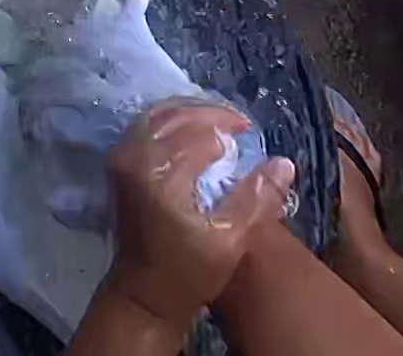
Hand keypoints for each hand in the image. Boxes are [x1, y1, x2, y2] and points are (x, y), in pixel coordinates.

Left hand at [104, 100, 296, 329]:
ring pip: (157, 114)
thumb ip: (256, 199)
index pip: (197, 133)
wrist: (144, 292)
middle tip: (238, 120)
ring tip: (218, 119)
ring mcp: (122, 154)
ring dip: (188, 111)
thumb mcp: (230, 242)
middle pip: (174, 116)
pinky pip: (144, 123)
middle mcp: (135, 155)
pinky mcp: (118, 158)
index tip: (249, 131)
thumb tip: (284, 162)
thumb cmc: (189, 272)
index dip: (226, 127)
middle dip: (208, 112)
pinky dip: (169, 118)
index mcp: (161, 175)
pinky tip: (190, 125)